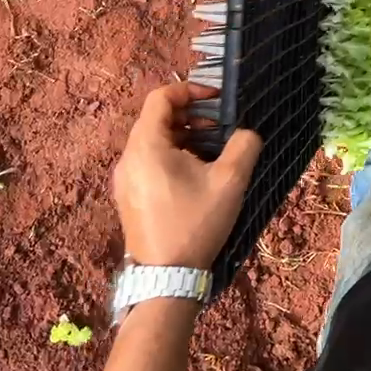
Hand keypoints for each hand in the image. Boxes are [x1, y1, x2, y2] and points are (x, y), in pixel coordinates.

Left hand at [111, 83, 262, 268]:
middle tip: (219, 124)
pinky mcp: (129, 196)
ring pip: (153, 139)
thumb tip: (246, 133)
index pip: (160, 98)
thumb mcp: (230, 180)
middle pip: (156, 118)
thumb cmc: (195, 223)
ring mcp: (125, 180)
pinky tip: (197, 172)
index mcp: (147, 147)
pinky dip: (173, 153)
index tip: (216, 98)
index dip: (190, 89)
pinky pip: (149, 160)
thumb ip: (244, 144)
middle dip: (191, 113)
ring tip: (213, 147)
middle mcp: (129, 159)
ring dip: (184, 133)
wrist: (165, 280)